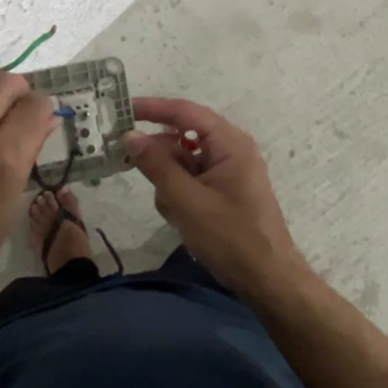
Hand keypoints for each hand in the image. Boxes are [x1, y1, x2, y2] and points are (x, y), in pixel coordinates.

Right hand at [126, 97, 314, 299]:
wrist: (266, 278)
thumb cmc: (230, 236)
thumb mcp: (186, 201)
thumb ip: (156, 165)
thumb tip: (130, 136)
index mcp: (229, 144)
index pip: (185, 112)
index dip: (152, 108)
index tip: (121, 110)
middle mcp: (230, 151)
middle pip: (181, 138)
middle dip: (159, 156)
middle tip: (128, 164)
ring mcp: (227, 172)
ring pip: (182, 163)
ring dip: (169, 183)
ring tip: (173, 210)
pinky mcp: (223, 191)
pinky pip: (191, 181)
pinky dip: (179, 195)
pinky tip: (180, 218)